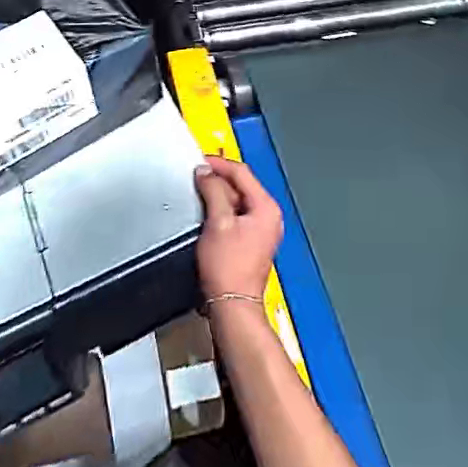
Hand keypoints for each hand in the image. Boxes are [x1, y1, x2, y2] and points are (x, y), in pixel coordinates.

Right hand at [194, 155, 283, 300]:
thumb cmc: (229, 271)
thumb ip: (212, 191)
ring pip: (238, 200)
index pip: (242, 172)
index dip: (219, 164)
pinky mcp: (252, 240)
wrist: (232, 304)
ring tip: (200, 193)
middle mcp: (269, 217)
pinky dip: (222, 210)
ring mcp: (262, 230)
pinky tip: (208, 214)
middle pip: (242, 185)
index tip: (202, 161)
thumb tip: (206, 173)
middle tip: (198, 176)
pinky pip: (237, 214)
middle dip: (218, 179)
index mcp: (267, 208)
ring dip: (219, 195)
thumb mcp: (217, 222)